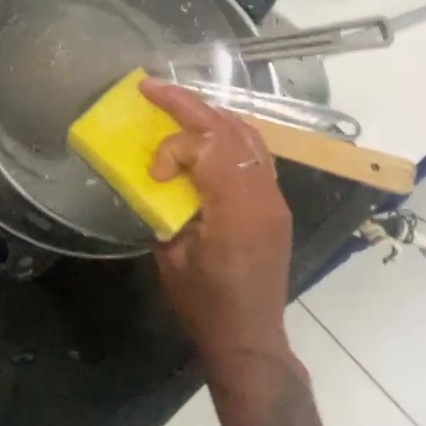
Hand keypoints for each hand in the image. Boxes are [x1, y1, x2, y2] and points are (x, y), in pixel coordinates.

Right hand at [140, 78, 296, 388]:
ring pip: (248, 137)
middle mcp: (263, 197)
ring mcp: (274, 200)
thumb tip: (155, 178)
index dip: (174, 148)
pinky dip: (226, 137)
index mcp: (236, 211)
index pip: (210, 148)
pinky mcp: (274, 207)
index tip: (153, 175)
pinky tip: (203, 137)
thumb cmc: (203, 304)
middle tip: (151, 87)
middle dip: (188, 104)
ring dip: (210, 115)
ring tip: (175, 105)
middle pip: (231, 130)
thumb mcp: (171, 256)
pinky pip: (254, 156)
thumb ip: (166, 208)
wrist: (249, 338)